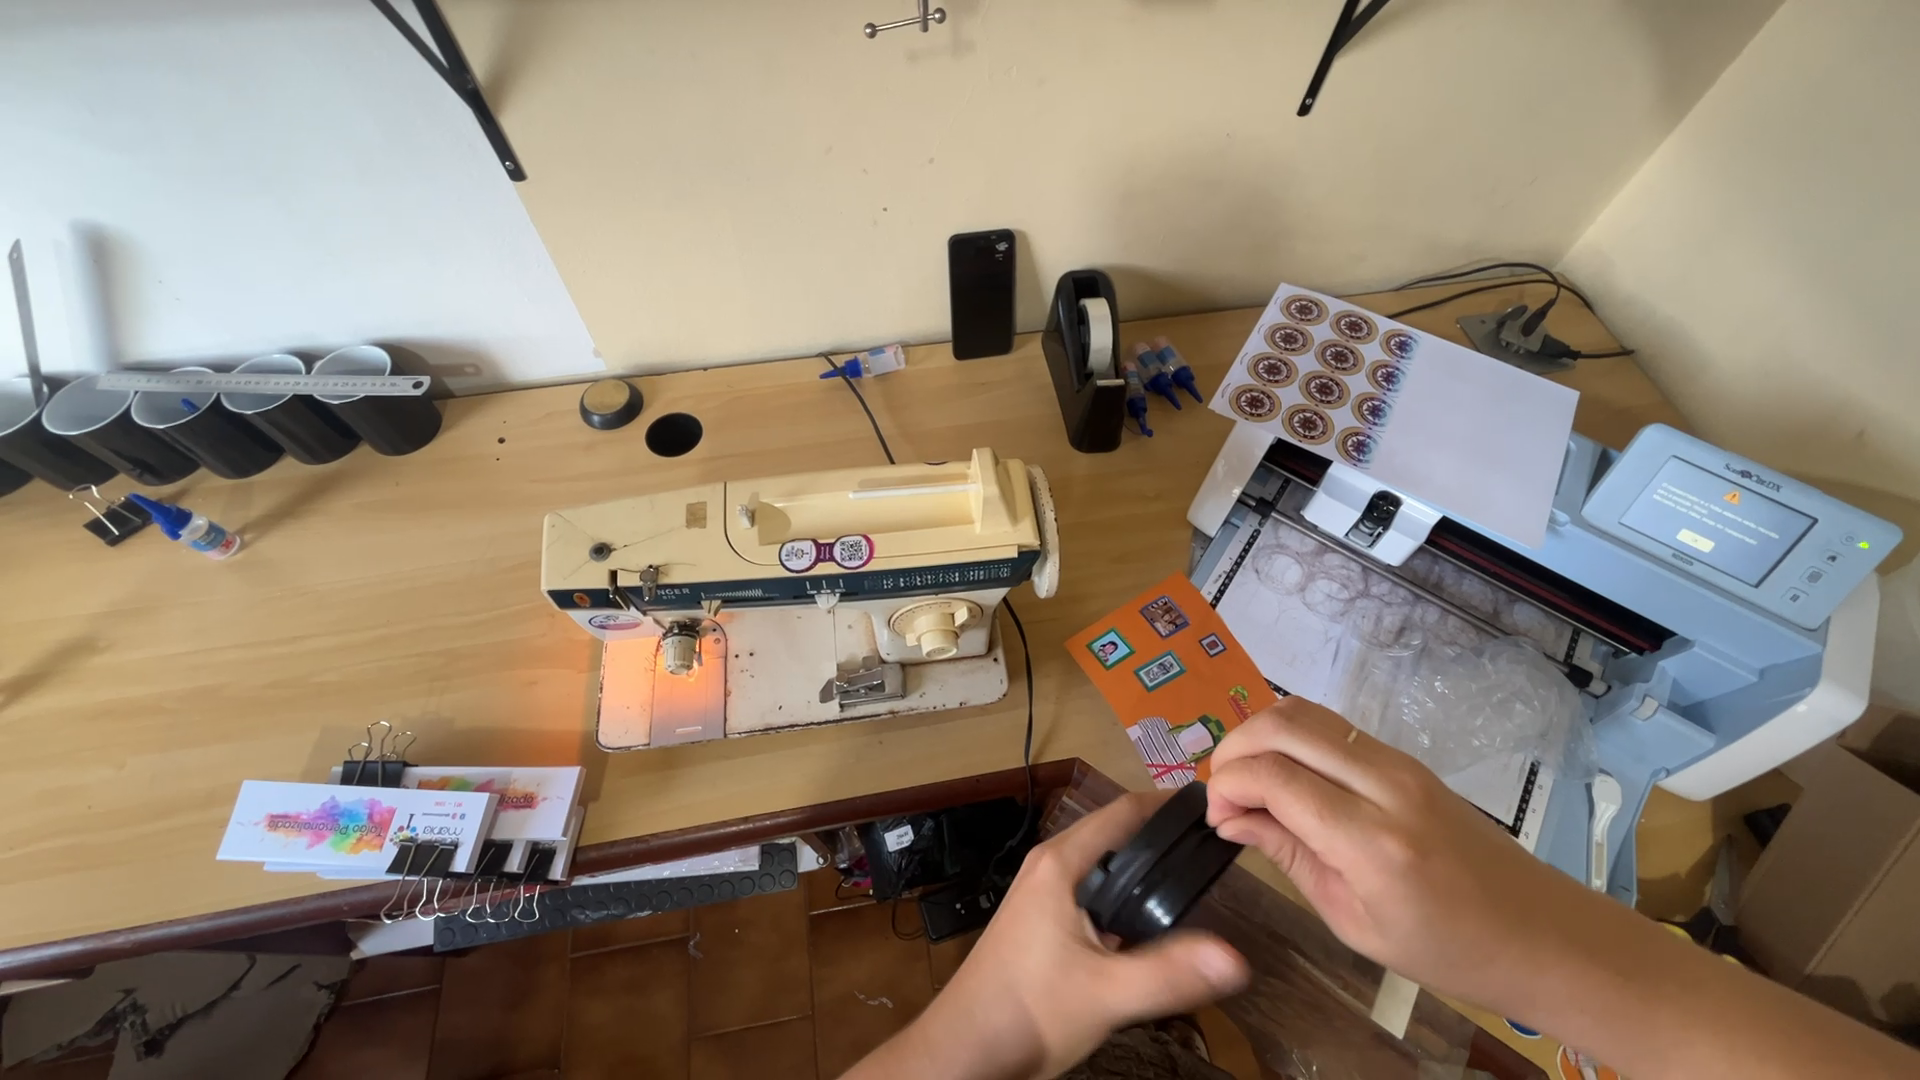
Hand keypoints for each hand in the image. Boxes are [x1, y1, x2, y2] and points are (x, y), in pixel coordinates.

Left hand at [854, 793, 1248, 1079]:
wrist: (967, 1049)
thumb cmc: (1029, 1010)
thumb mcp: (1106, 994)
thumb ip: (1170, 973)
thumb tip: (1237, 957)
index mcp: (1060, 862)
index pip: (1121, 812)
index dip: (1165, 804)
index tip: (1211, 808)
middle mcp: (1050, 865)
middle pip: (1113, 834)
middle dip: (1159, 836)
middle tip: (1212, 847)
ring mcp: (1043, 892)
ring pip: (1103, 865)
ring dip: (1142, 868)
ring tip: (1193, 878)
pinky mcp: (1043, 919)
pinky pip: (1092, 891)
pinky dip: (1124, 895)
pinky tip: (1151, 922)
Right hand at [1204, 698, 1602, 1016]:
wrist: (1543, 935)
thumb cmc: (1445, 949)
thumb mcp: (1351, 919)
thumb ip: (1286, 853)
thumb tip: (1227, 817)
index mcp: (1372, 841)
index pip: (1273, 776)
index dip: (1227, 786)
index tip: (1215, 817)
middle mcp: (1384, 784)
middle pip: (1282, 725)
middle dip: (1233, 748)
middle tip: (1222, 789)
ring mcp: (1397, 762)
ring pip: (1302, 711)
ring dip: (1258, 733)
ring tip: (1246, 777)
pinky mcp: (1402, 756)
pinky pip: (1329, 724)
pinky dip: (1288, 736)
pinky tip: (1282, 773)